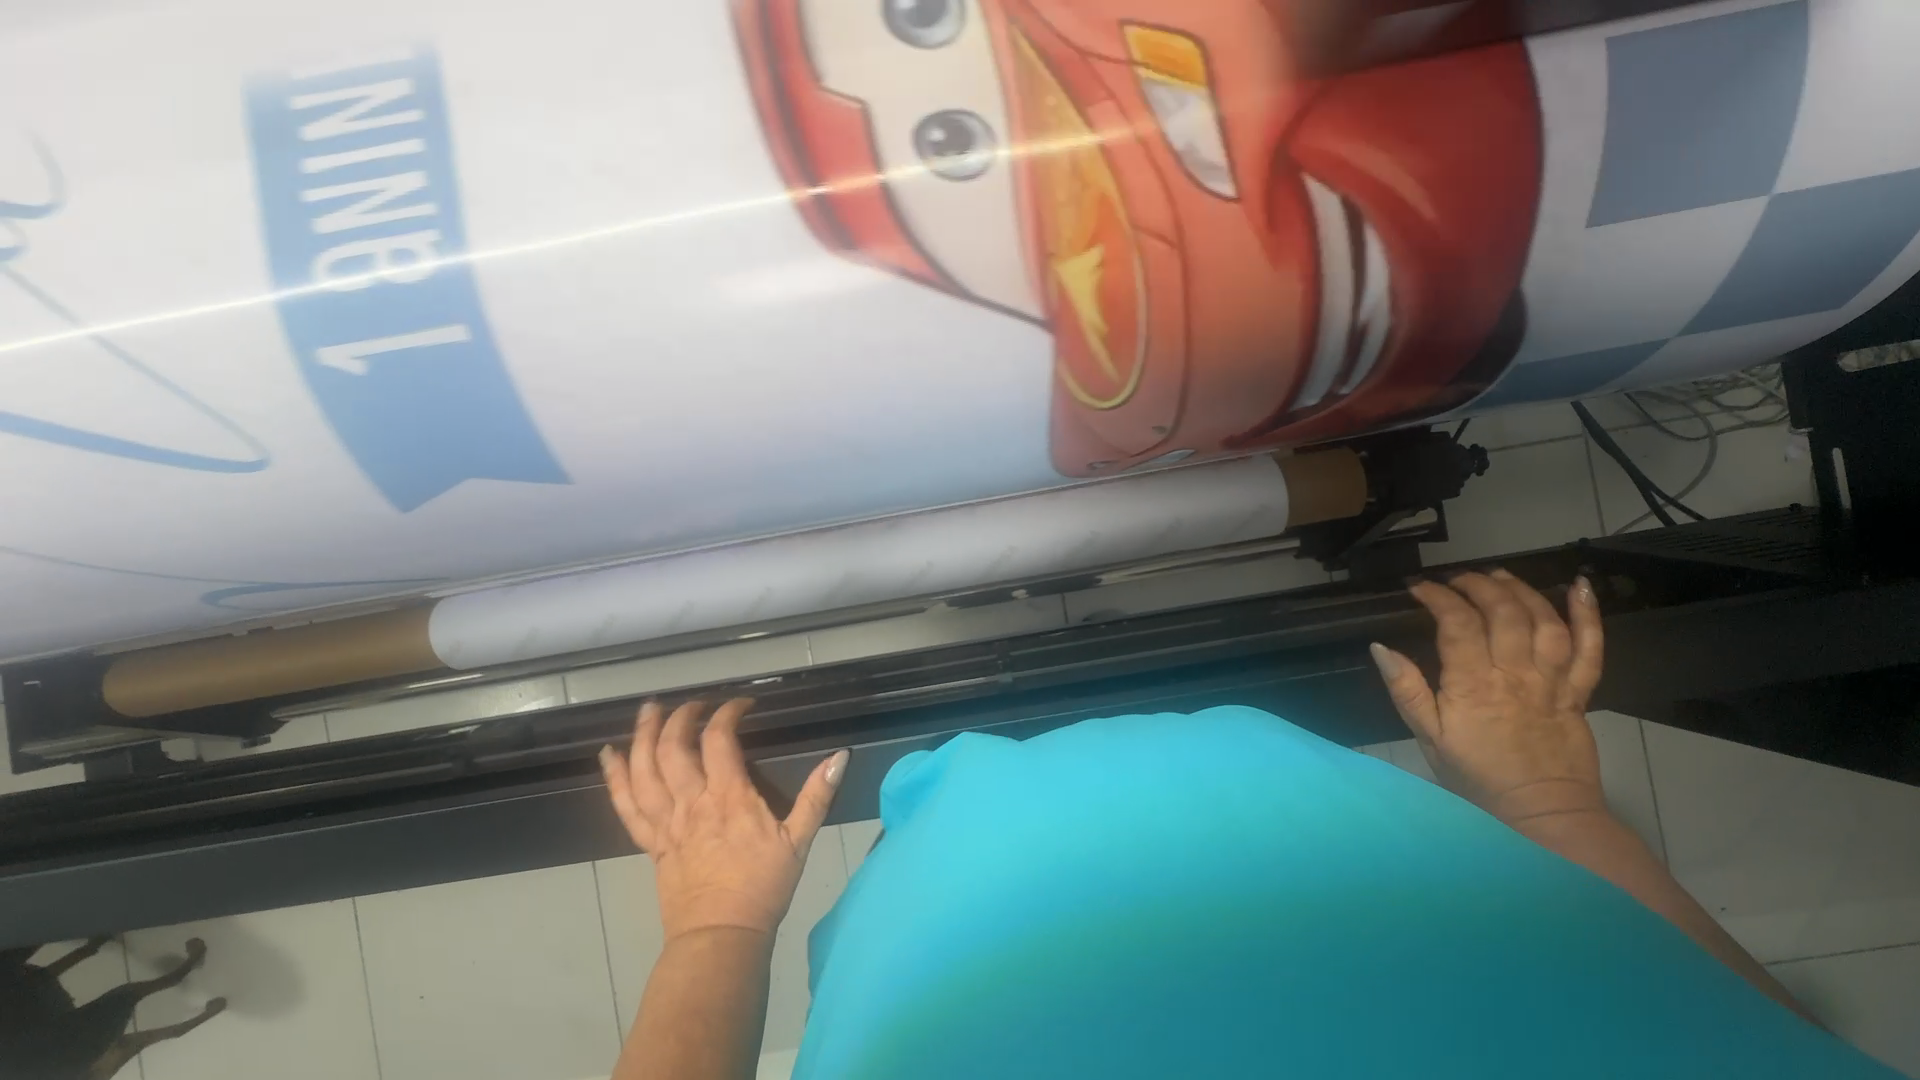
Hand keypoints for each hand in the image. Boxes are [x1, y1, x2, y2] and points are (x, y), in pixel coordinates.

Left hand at [600, 699, 848, 940]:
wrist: (723, 936)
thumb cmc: (763, 887)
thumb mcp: (799, 840)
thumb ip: (817, 796)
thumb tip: (841, 757)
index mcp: (730, 798)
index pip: (720, 739)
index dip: (727, 713)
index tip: (742, 705)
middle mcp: (692, 803)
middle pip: (674, 747)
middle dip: (680, 717)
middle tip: (693, 704)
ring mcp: (666, 822)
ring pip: (644, 770)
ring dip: (643, 735)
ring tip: (648, 710)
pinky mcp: (651, 842)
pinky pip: (626, 805)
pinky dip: (614, 777)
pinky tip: (609, 755)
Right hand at [1370, 571, 1605, 828]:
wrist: (1542, 814)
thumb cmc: (1477, 777)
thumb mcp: (1428, 738)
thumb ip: (1406, 691)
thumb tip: (1380, 648)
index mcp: (1473, 686)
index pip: (1458, 624)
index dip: (1438, 597)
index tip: (1418, 588)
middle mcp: (1515, 676)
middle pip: (1504, 613)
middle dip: (1478, 585)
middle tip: (1456, 579)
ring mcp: (1552, 682)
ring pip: (1544, 622)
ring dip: (1522, 591)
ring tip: (1498, 576)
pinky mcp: (1579, 693)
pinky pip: (1591, 649)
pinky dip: (1588, 614)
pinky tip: (1578, 586)